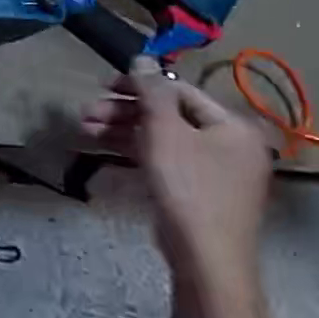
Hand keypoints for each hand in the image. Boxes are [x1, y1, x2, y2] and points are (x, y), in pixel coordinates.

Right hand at [82, 56, 270, 281]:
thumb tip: (142, 57)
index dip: (140, 85)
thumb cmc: (188, 187)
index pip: (181, 91)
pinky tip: (105, 146)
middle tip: (87, 111)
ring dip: (123, 129)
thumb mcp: (164, 131)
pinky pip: (165, 158)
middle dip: (124, 110)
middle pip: (169, 114)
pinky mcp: (199, 192)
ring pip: (163, 137)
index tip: (104, 85)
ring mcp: (216, 171)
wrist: (205, 260)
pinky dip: (136, 150)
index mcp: (233, 126)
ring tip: (85, 129)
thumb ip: (152, 91)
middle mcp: (230, 144)